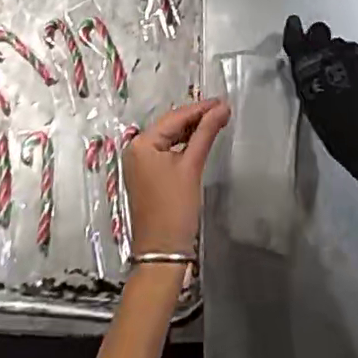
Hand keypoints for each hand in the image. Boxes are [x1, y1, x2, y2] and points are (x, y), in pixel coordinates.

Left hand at [123, 99, 230, 255]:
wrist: (162, 255)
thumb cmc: (175, 210)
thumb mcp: (192, 167)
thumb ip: (206, 133)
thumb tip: (222, 108)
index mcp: (141, 143)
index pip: (174, 117)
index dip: (200, 108)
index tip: (222, 101)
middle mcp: (136, 150)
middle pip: (170, 126)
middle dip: (196, 118)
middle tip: (222, 110)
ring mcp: (139, 164)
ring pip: (169, 139)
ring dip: (191, 132)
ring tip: (216, 122)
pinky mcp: (147, 177)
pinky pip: (166, 153)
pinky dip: (183, 147)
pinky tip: (199, 143)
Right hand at [282, 16, 357, 211]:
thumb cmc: (336, 130)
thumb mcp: (310, 104)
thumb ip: (307, 82)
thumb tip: (306, 74)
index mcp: (309, 63)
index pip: (296, 38)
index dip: (294, 31)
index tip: (293, 24)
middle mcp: (332, 54)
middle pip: (320, 32)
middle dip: (317, 37)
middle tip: (315, 48)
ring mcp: (354, 59)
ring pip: (341, 44)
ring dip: (337, 51)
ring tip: (335, 67)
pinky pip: (356, 58)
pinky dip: (352, 63)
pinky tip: (352, 77)